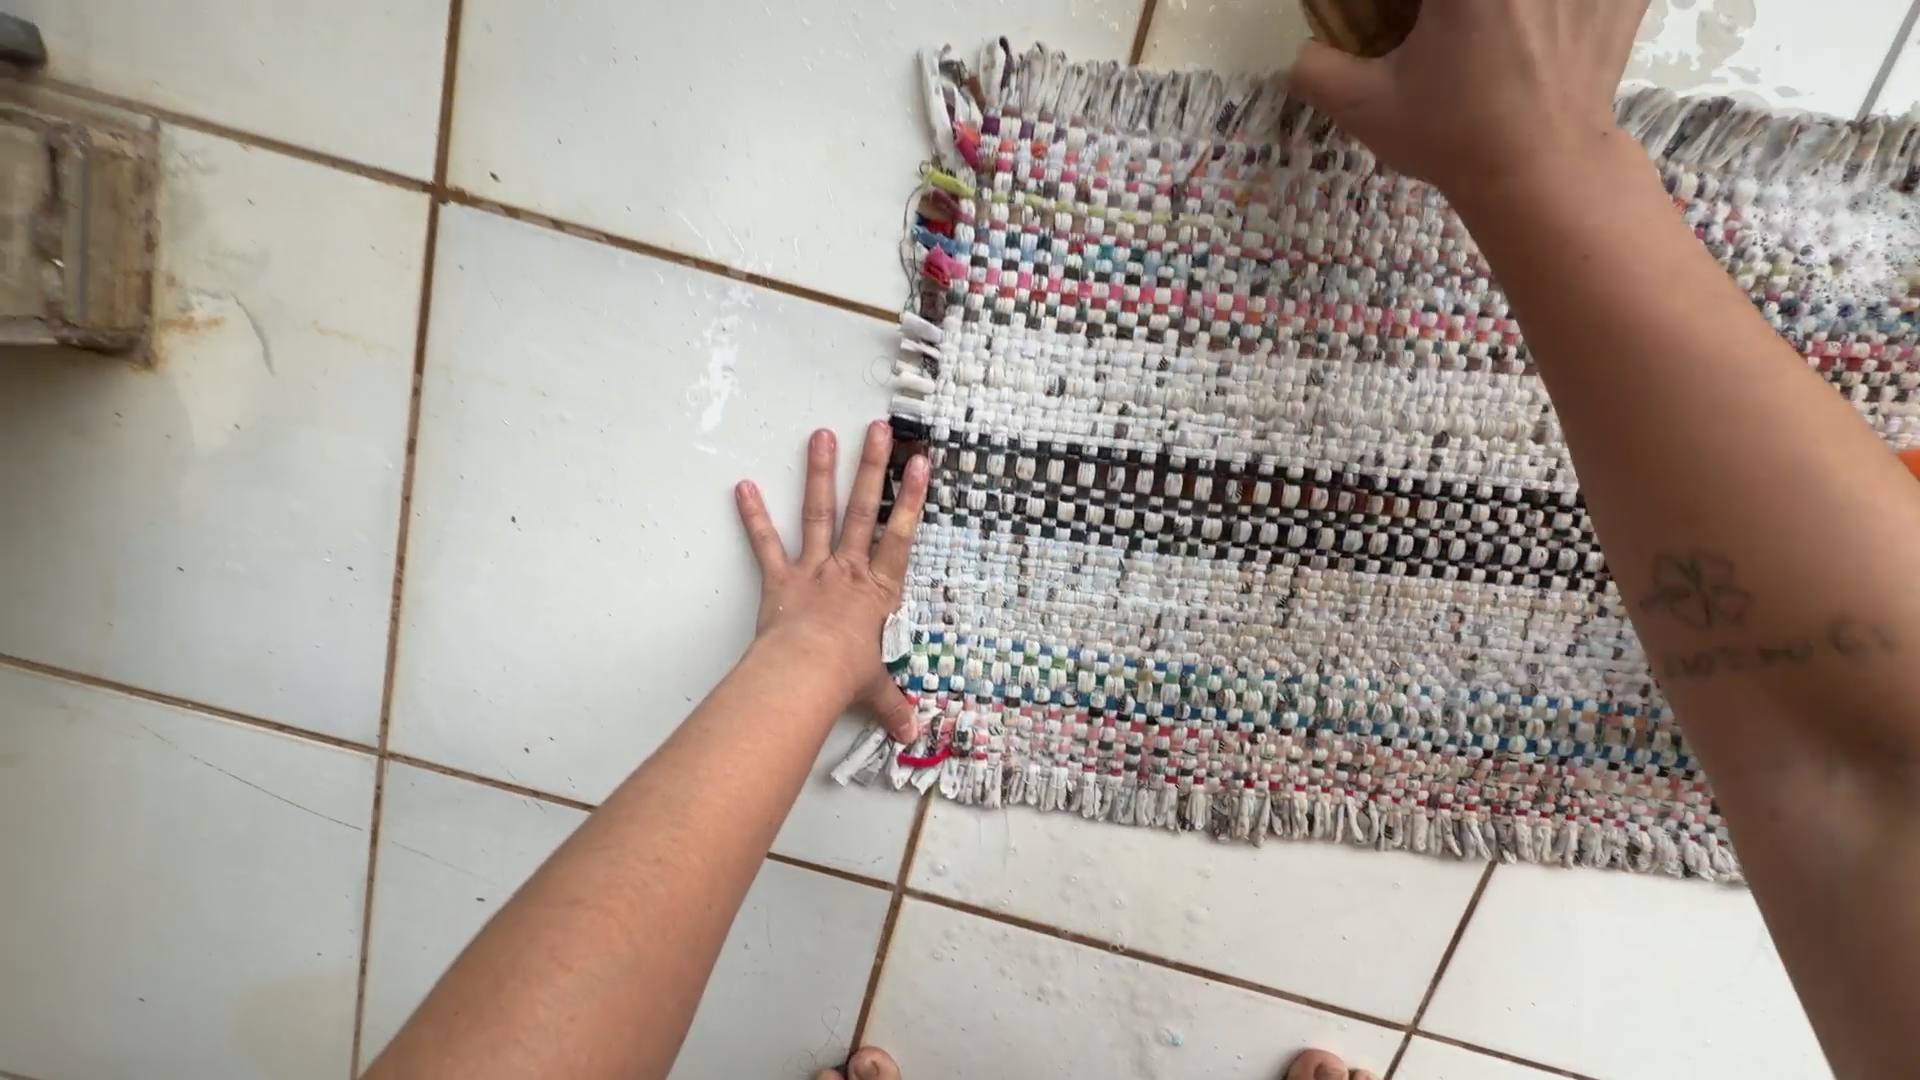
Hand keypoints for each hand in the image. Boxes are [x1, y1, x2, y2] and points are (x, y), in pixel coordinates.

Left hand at [733, 422, 929, 742]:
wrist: (805, 677)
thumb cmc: (845, 678)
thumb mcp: (877, 692)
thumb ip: (893, 706)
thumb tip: (913, 735)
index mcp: (877, 590)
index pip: (900, 535)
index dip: (911, 498)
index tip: (920, 462)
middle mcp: (848, 570)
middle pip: (862, 510)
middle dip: (872, 468)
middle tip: (876, 429)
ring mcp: (813, 570)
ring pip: (819, 514)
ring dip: (821, 474)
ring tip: (821, 436)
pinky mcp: (780, 580)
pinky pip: (766, 545)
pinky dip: (754, 517)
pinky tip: (744, 487)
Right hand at [1290, 0, 1648, 206]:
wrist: (1537, 168)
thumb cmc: (1447, 133)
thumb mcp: (1365, 106)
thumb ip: (1317, 71)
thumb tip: (1300, 51)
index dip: (1398, 10)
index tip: (1397, 25)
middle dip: (1441, 14)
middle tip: (1433, 31)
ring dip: (1498, 15)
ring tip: (1488, 37)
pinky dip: (1556, 9)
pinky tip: (1535, 29)